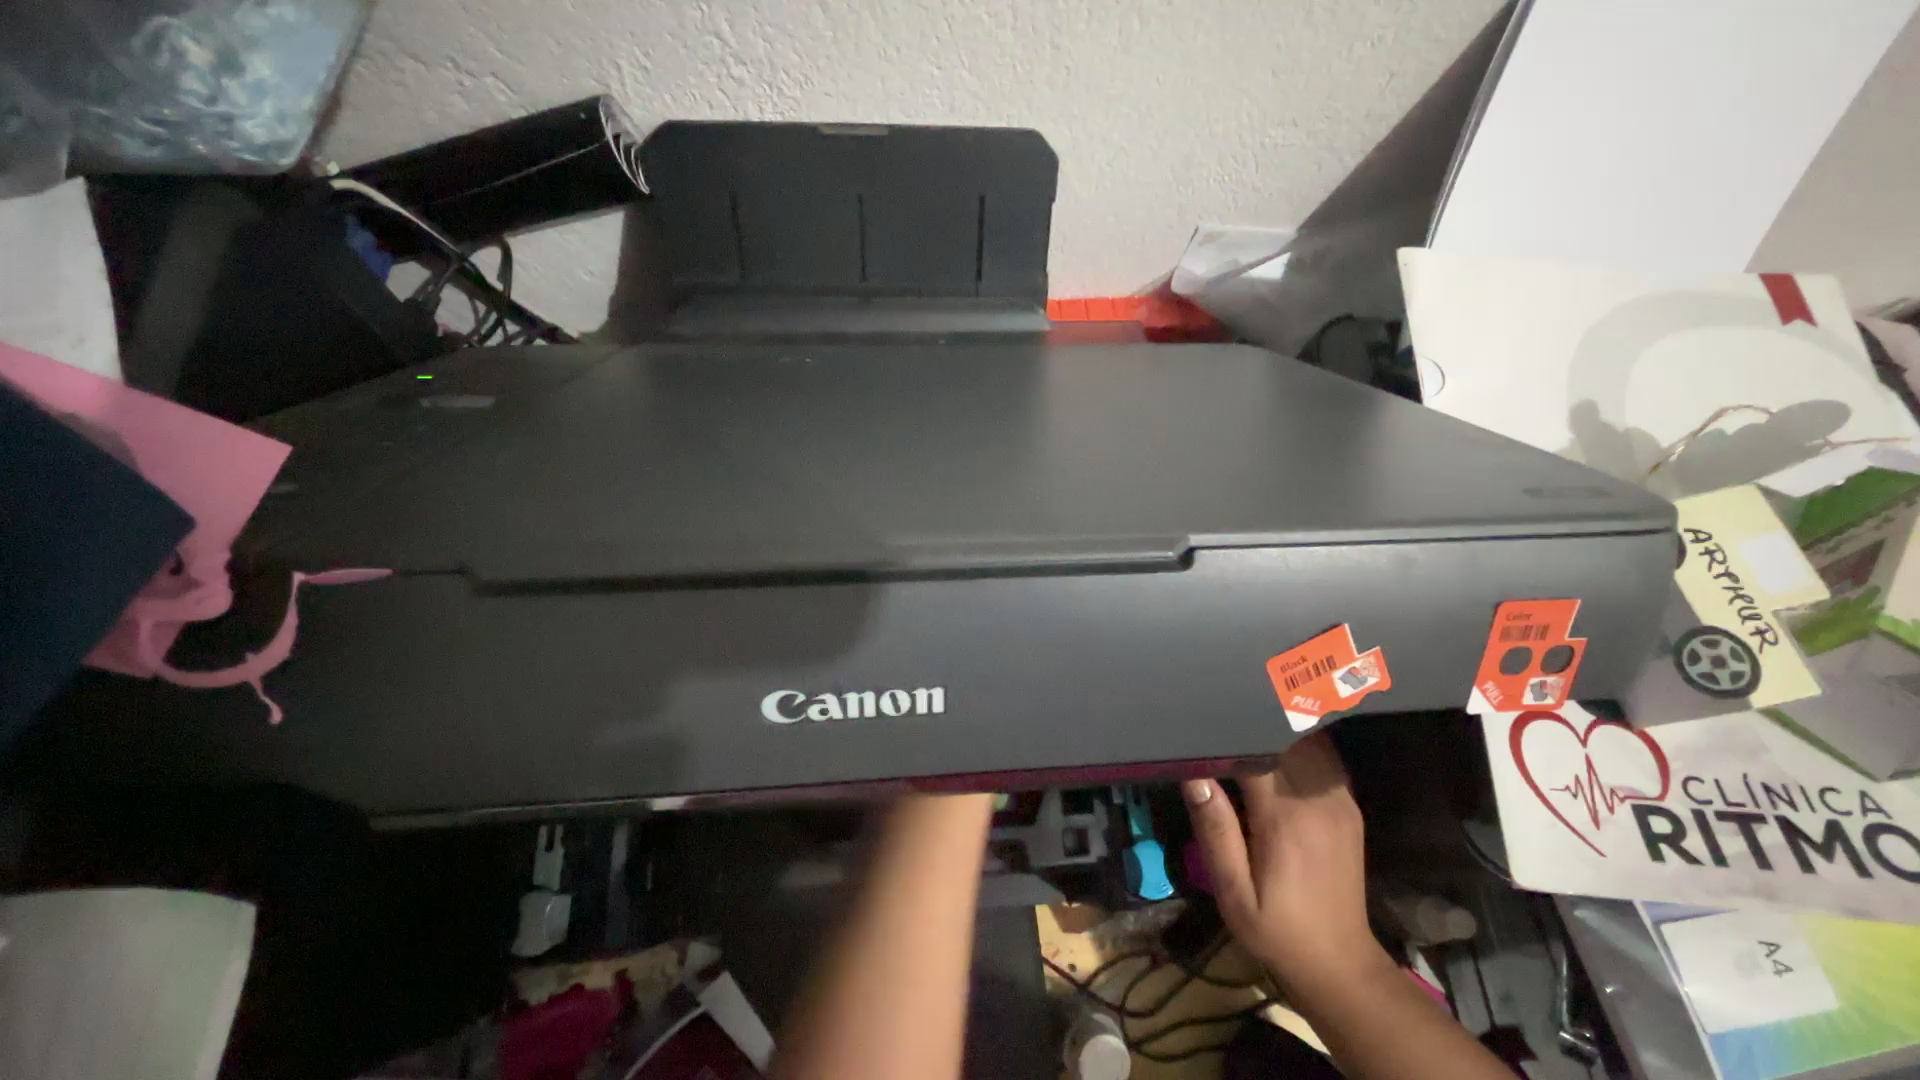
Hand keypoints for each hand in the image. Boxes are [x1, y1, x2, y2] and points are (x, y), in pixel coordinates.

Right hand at [1182, 733, 1392, 996]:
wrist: (1339, 963)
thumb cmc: (1276, 929)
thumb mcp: (1233, 891)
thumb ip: (1216, 830)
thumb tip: (1194, 776)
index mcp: (1285, 820)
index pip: (1257, 753)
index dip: (1230, 731)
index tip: (1203, 718)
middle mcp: (1318, 802)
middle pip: (1288, 738)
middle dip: (1256, 720)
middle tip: (1221, 707)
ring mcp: (1340, 802)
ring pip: (1312, 742)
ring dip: (1282, 727)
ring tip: (1248, 715)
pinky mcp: (1349, 808)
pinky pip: (1326, 759)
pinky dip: (1303, 742)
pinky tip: (1279, 740)